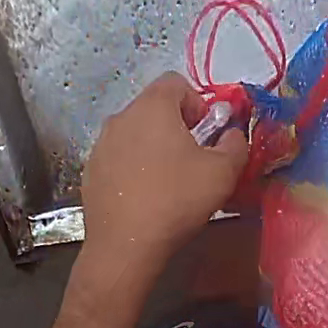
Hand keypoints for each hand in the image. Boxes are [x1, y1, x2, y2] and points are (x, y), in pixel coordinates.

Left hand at [79, 72, 247, 284]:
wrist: (126, 245)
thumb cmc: (176, 201)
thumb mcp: (223, 174)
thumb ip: (236, 145)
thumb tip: (232, 134)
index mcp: (153, 106)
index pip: (177, 82)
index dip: (198, 104)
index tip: (207, 136)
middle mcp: (121, 116)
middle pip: (155, 110)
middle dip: (177, 130)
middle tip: (193, 165)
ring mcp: (101, 145)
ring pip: (135, 137)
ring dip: (154, 152)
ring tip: (168, 187)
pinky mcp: (91, 173)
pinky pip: (119, 162)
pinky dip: (134, 173)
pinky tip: (145, 201)